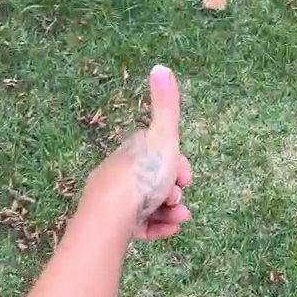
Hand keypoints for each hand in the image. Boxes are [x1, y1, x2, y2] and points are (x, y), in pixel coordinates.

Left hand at [88, 65, 193, 240]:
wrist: (110, 215)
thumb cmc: (141, 174)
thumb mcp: (162, 136)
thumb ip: (165, 104)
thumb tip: (161, 65)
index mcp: (133, 151)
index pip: (160, 153)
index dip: (178, 164)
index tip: (186, 177)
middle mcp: (122, 173)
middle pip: (157, 180)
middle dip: (176, 191)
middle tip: (180, 200)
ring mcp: (116, 200)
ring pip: (151, 204)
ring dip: (172, 212)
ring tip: (179, 220)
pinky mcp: (114, 225)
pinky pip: (141, 225)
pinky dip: (158, 227)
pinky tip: (168, 231)